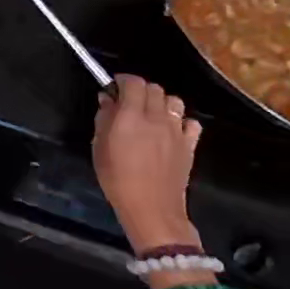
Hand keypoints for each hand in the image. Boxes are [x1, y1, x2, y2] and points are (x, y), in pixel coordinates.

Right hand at [92, 74, 202, 251]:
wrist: (151, 209)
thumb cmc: (117, 179)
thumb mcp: (99, 148)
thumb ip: (103, 119)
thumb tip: (107, 100)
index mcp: (130, 116)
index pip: (132, 82)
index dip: (123, 80)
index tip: (115, 87)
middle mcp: (155, 117)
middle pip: (154, 88)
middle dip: (140, 90)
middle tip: (129, 103)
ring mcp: (176, 130)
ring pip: (173, 100)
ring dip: (161, 102)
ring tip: (151, 115)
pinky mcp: (190, 144)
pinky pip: (190, 122)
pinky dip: (181, 121)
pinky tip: (171, 131)